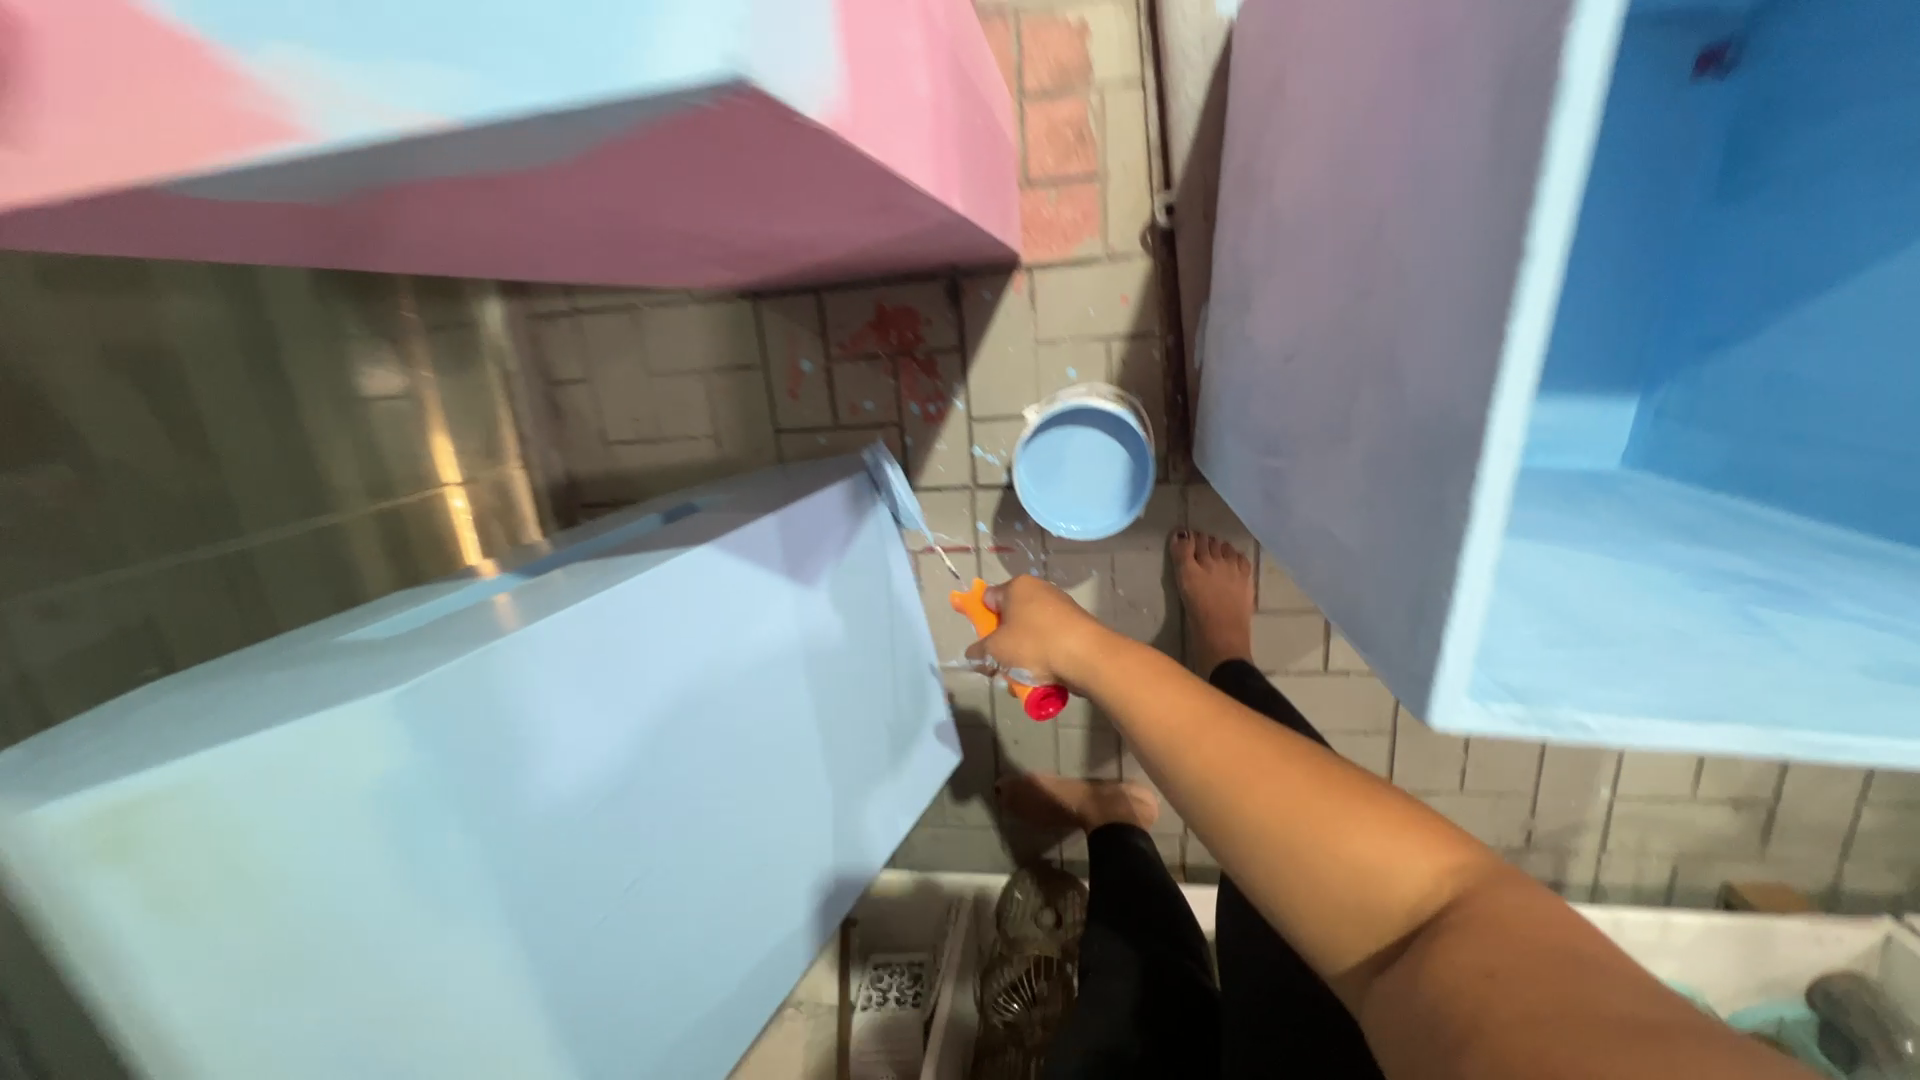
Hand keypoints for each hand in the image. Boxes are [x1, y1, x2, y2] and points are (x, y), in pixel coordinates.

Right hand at [963, 575, 1107, 690]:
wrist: (1087, 657)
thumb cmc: (1034, 644)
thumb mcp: (995, 651)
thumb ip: (978, 652)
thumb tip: (974, 655)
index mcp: (1017, 587)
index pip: (988, 599)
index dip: (979, 619)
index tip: (980, 641)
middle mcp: (1039, 592)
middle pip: (1010, 620)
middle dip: (1003, 647)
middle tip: (1000, 667)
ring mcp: (1061, 609)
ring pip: (1030, 637)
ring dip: (1022, 660)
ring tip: (1022, 680)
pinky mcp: (1076, 628)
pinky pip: (1050, 644)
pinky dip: (1044, 661)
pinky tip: (1043, 680)